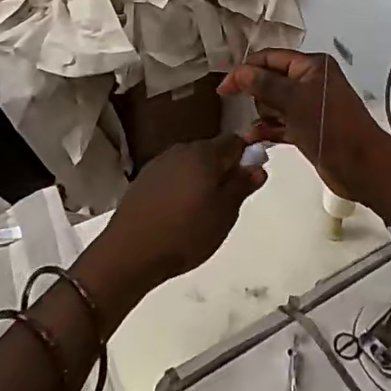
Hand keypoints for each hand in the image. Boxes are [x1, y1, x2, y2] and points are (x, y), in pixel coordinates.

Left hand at [77, 134, 266, 307]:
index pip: (233, 141)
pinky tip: (179, 210)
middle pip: (210, 150)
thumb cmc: (186, 233)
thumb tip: (257, 166)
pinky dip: (181, 184)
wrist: (132, 250)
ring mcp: (159, 162)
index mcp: (204, 154)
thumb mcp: (224, 214)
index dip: (246, 155)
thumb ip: (241, 186)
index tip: (250, 178)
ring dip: (201, 177)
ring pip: (190, 162)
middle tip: (229, 200)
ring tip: (203, 209)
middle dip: (223, 168)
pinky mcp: (144, 177)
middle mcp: (181, 150)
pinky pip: (173, 173)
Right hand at [219, 49, 390, 204]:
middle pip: (269, 80)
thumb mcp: (294, 101)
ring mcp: (309, 106)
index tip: (224, 89)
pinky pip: (280, 123)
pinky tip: (254, 138)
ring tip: (256, 129)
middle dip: (257, 95)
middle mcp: (310, 81)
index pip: (270, 58)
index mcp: (311, 66)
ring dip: (261, 114)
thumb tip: (239, 72)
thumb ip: (263, 84)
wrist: (362, 167)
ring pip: (273, 103)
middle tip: (260, 111)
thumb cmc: (331, 127)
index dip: (246, 70)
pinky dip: (268, 128)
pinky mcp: (307, 128)